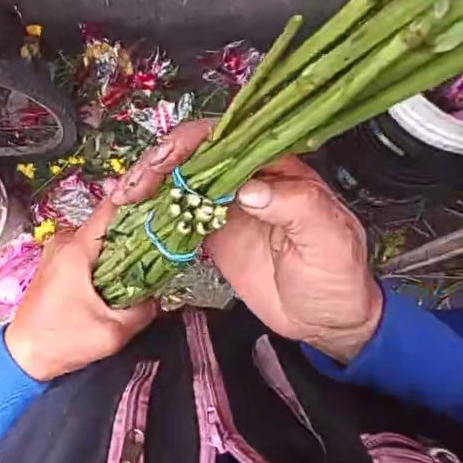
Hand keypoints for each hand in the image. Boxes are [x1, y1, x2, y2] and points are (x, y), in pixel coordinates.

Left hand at [4, 196, 156, 381]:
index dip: (138, 203)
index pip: (110, 209)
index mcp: (76, 250)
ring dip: (119, 244)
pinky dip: (105, 254)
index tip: (161, 209)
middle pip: (107, 222)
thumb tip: (161, 296)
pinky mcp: (55, 263)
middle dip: (133, 229)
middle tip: (158, 242)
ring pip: (98, 235)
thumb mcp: (113, 333)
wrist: (22, 358)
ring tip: (143, 258)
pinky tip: (120, 270)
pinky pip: (87, 248)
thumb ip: (143, 311)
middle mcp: (64, 243)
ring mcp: (57, 251)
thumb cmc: (61, 342)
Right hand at [113, 121, 382, 360]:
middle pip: (197, 156)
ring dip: (150, 185)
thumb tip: (248, 189)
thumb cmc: (338, 278)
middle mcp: (251, 180)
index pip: (232, 140)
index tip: (167, 161)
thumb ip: (296, 206)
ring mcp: (230, 207)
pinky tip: (128, 213)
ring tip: (123, 198)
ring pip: (182, 182)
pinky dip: (153, 212)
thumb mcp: (329, 240)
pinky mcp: (215, 235)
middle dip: (161, 164)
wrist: (328, 322)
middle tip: (135, 186)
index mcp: (280, 170)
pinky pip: (179, 216)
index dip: (194, 143)